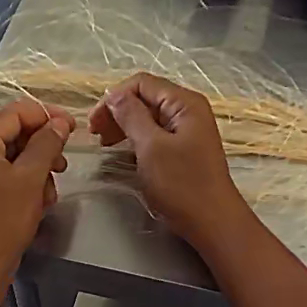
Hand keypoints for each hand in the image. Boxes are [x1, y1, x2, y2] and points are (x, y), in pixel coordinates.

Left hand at [0, 98, 73, 301]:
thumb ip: (46, 145)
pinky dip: (27, 184)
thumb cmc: (3, 222)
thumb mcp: (31, 179)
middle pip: (16, 134)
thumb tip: (59, 124)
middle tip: (62, 165)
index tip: (72, 127)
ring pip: (15, 157)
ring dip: (39, 171)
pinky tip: (38, 203)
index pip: (17, 112)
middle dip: (44, 149)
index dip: (48, 116)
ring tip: (49, 192)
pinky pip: (9, 176)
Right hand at [88, 72, 253, 245]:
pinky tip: (126, 156)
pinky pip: (157, 137)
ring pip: (150, 119)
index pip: (141, 83)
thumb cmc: (182, 185)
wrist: (212, 222)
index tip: (94, 124)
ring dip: (126, 128)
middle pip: (146, 99)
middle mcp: (189, 112)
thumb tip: (113, 95)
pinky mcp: (186, 152)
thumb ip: (131, 116)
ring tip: (107, 146)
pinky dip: (139, 142)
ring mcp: (189, 133)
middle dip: (118, 113)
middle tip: (96, 136)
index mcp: (184, 103)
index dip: (114, 98)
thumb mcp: (151, 147)